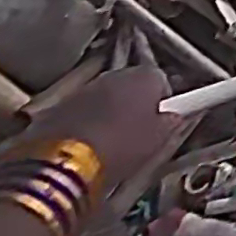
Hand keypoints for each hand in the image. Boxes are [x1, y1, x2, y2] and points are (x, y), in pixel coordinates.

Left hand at [19, 65, 178, 184]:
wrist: (64, 162)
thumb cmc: (121, 147)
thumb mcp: (156, 141)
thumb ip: (170, 123)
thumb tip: (174, 117)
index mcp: (146, 76)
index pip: (162, 82)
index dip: (162, 103)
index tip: (158, 125)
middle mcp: (117, 73)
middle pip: (132, 86)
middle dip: (133, 106)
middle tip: (133, 135)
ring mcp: (86, 86)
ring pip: (105, 97)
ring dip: (108, 113)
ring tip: (107, 144)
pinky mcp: (61, 103)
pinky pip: (81, 110)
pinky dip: (85, 122)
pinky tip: (83, 147)